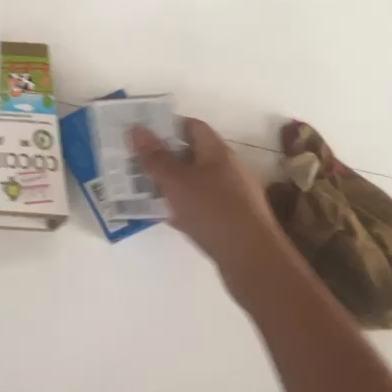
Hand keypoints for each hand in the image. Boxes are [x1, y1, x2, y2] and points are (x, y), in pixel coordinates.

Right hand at [131, 117, 291, 279]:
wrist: (256, 265)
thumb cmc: (215, 213)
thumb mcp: (177, 181)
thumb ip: (155, 156)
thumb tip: (136, 129)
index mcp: (218, 153)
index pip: (192, 126)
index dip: (166, 126)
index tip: (141, 134)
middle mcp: (228, 171)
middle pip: (191, 155)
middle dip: (163, 157)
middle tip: (135, 161)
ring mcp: (232, 198)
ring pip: (194, 183)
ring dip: (170, 184)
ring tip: (142, 187)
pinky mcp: (231, 223)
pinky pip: (200, 207)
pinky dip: (182, 207)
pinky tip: (164, 215)